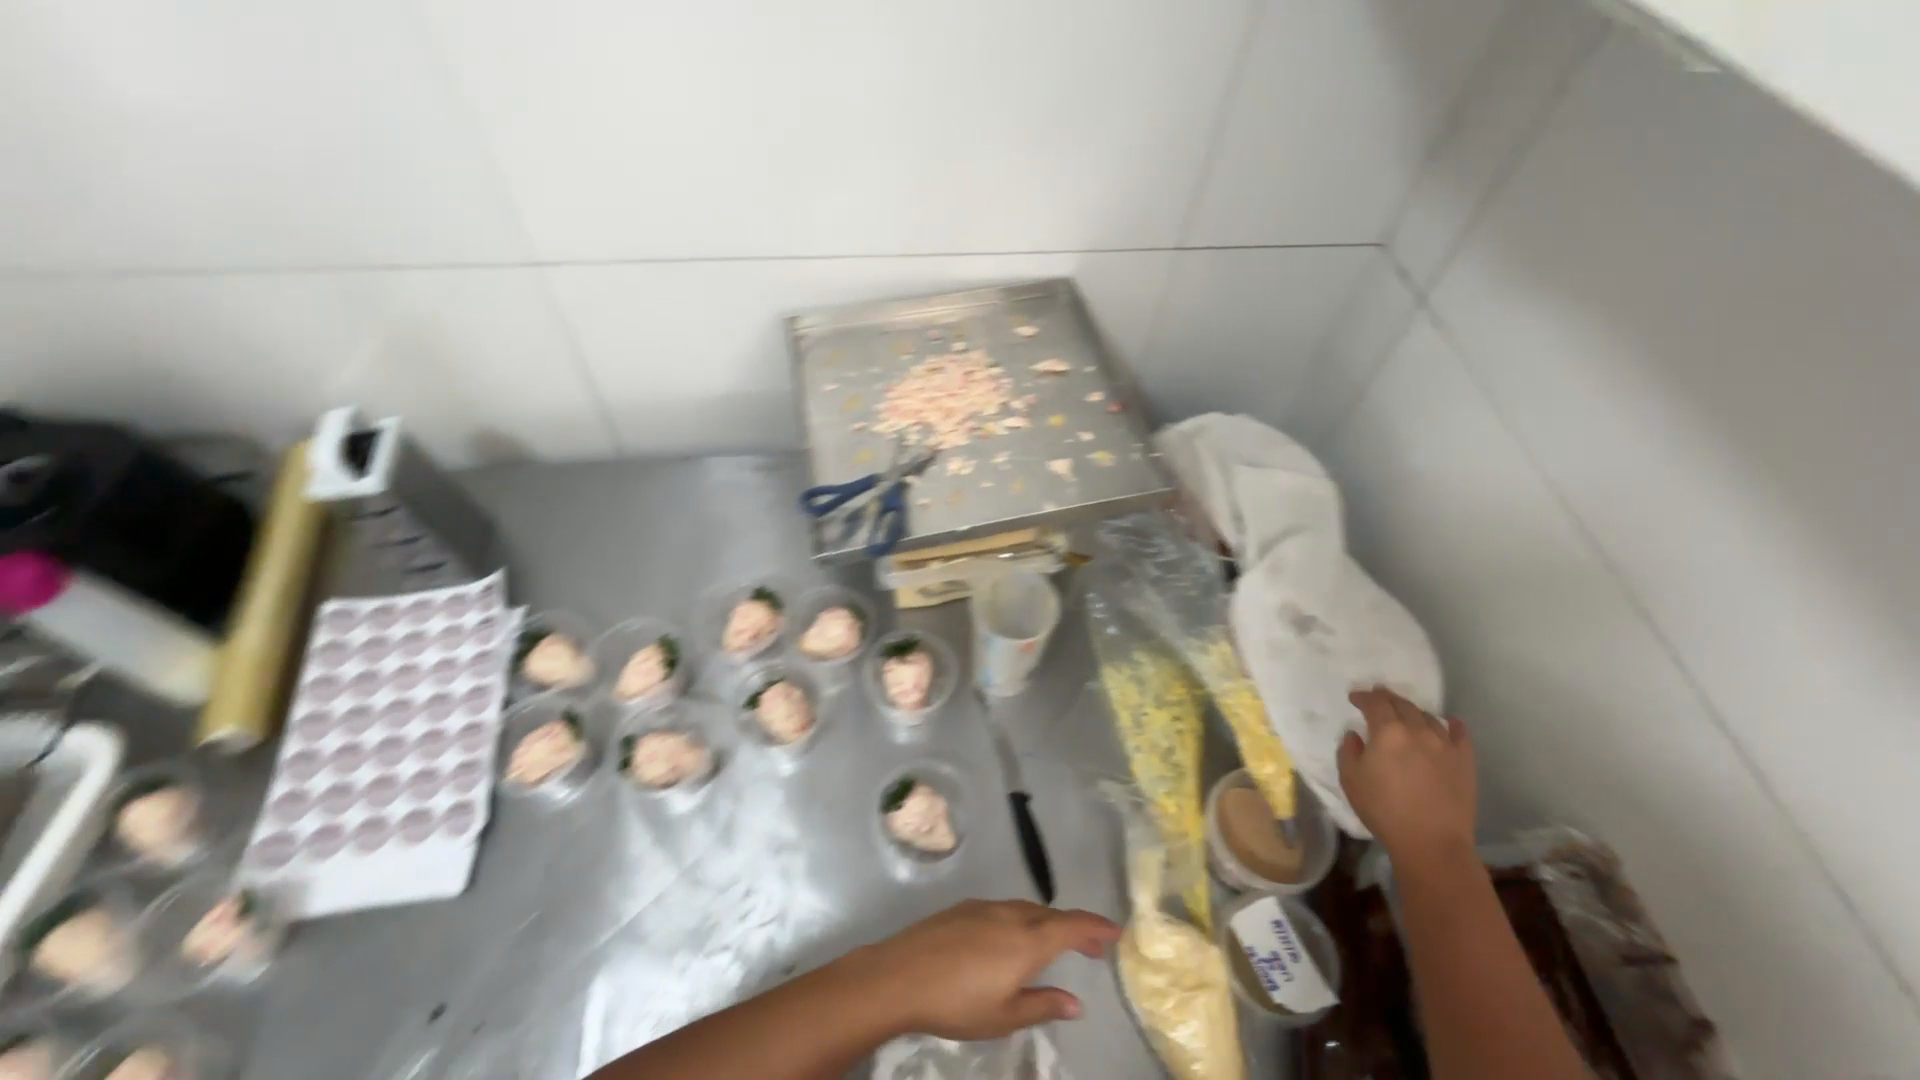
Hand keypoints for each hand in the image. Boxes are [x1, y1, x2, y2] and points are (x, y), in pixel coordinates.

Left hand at [853, 899, 1121, 1040]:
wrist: (898, 975)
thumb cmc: (956, 1003)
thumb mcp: (1004, 1016)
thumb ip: (1043, 1006)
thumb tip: (1076, 1003)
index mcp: (1027, 941)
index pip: (1072, 926)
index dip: (1096, 927)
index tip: (1116, 931)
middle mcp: (1010, 915)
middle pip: (1051, 915)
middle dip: (1075, 928)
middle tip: (1091, 948)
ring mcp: (984, 908)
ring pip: (1026, 910)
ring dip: (1047, 923)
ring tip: (1053, 945)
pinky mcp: (962, 908)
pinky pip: (1004, 909)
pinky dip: (1021, 920)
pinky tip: (1011, 939)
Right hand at [1338, 687, 1475, 861]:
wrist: (1431, 842)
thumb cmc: (1384, 810)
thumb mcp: (1350, 781)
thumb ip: (1348, 752)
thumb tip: (1355, 735)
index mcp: (1388, 732)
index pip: (1375, 703)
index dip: (1363, 697)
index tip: (1355, 697)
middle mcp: (1418, 730)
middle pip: (1402, 704)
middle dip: (1387, 698)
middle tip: (1378, 697)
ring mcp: (1445, 744)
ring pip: (1428, 717)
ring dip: (1413, 711)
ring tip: (1406, 715)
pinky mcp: (1465, 760)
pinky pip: (1459, 733)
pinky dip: (1451, 724)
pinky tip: (1449, 722)